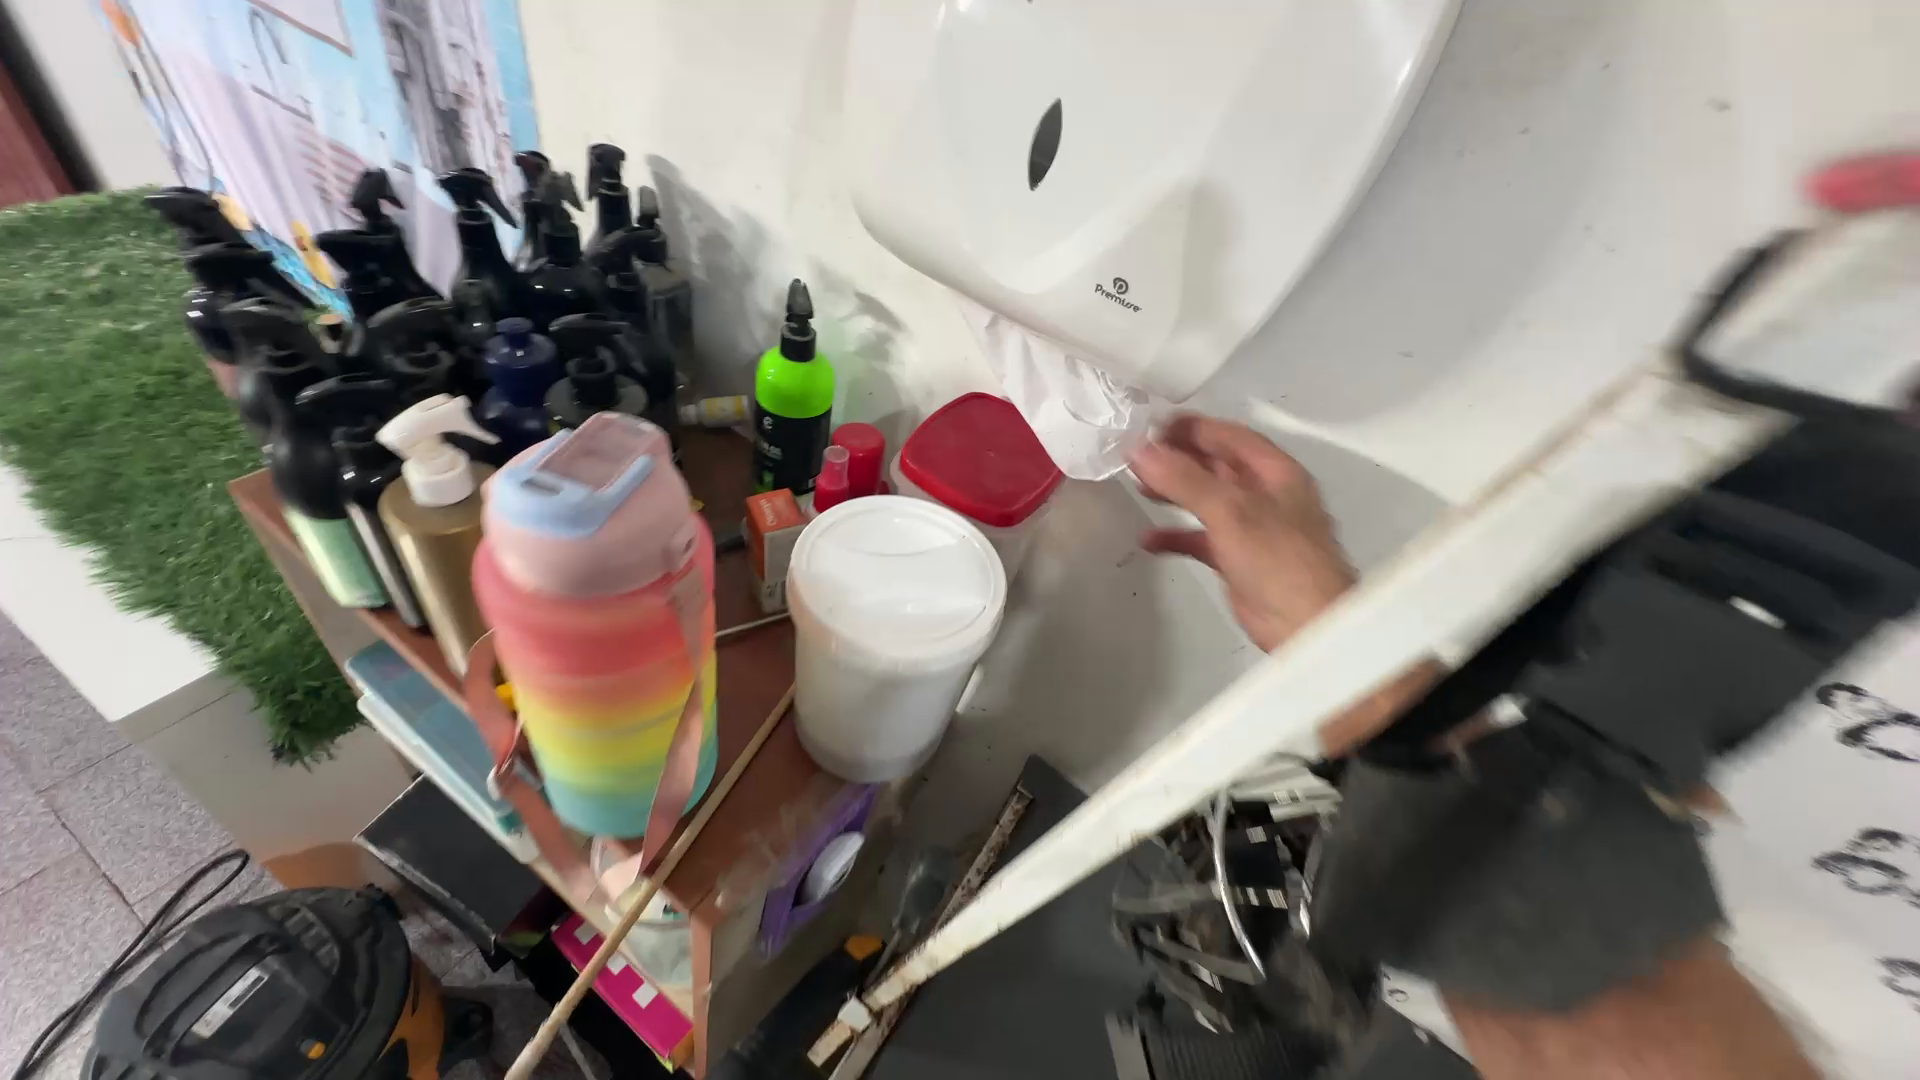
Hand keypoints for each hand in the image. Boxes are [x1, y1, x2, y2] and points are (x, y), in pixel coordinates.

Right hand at [1130, 414, 1355, 651]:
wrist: (1306, 623)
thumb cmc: (1278, 560)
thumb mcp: (1230, 510)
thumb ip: (1184, 479)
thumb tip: (1141, 451)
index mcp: (1276, 473)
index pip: (1230, 436)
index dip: (1192, 429)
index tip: (1151, 427)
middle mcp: (1265, 495)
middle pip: (1216, 466)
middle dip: (1178, 459)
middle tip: (1138, 456)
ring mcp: (1252, 528)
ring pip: (1206, 500)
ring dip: (1174, 492)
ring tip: (1139, 486)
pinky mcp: (1237, 558)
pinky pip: (1201, 538)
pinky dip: (1176, 535)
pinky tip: (1150, 539)